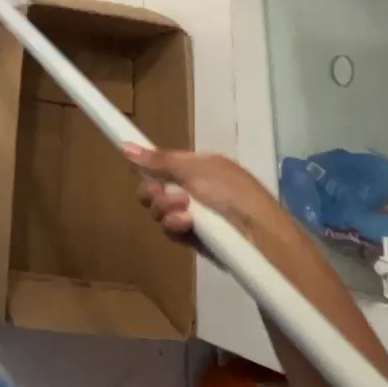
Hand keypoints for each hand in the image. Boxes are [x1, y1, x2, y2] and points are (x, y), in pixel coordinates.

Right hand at [125, 144, 280, 243]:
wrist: (261, 237)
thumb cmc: (230, 192)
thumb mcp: (194, 169)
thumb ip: (159, 160)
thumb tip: (125, 145)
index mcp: (200, 168)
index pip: (165, 165)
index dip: (151, 167)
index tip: (137, 168)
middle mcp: (197, 190)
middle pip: (157, 190)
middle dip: (154, 192)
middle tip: (161, 193)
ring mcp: (196, 216)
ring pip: (161, 211)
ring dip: (166, 209)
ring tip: (183, 212)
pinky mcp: (196, 241)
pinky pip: (173, 231)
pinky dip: (175, 226)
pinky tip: (186, 224)